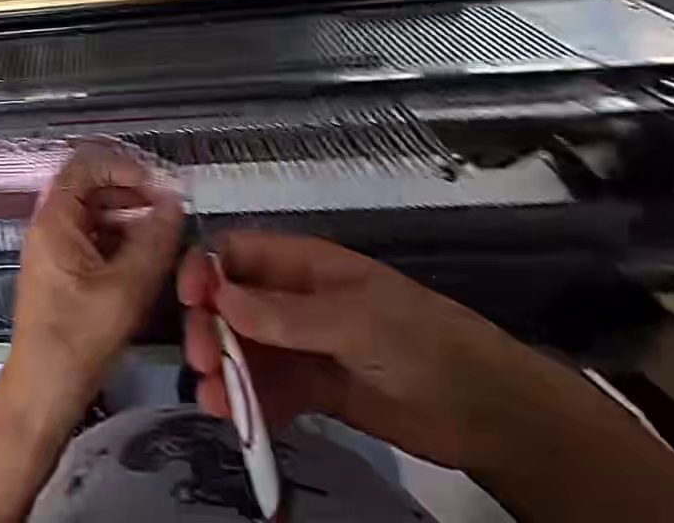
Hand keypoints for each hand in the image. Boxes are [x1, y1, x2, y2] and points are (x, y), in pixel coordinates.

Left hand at [4, 139, 183, 415]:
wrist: (41, 394)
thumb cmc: (77, 340)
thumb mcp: (126, 289)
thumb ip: (154, 241)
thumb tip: (175, 204)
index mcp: (54, 221)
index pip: (85, 167)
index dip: (123, 167)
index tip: (156, 185)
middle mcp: (49, 227)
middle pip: (90, 188)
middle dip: (131, 192)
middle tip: (167, 209)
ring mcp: (54, 249)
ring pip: (94, 214)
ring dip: (128, 217)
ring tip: (162, 233)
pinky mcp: (63, 271)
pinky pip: (93, 238)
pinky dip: (120, 239)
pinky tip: (145, 258)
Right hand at [178, 231, 646, 473]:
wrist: (486, 409)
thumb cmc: (419, 340)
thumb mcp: (354, 320)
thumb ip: (286, 314)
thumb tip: (220, 298)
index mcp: (304, 264)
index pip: (239, 253)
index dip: (207, 268)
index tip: (186, 300)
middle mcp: (295, 298)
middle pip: (233, 302)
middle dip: (212, 326)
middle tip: (203, 361)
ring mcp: (303, 344)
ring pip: (246, 349)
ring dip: (225, 370)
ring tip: (213, 401)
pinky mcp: (313, 386)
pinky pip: (269, 388)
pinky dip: (249, 401)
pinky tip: (237, 419)